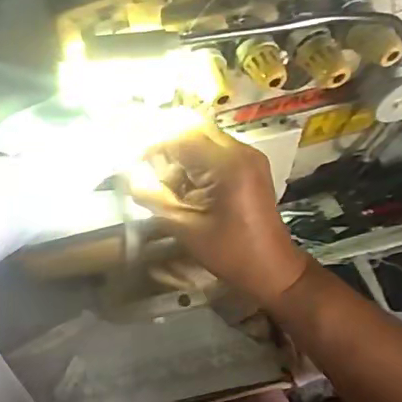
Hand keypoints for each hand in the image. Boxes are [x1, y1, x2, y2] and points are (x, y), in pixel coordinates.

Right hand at [128, 121, 309, 306]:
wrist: (273, 269)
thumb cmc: (231, 252)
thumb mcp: (185, 227)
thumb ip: (154, 198)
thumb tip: (128, 179)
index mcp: (228, 164)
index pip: (182, 137)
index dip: (153, 146)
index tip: (134, 163)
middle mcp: (241, 152)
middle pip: (193, 131)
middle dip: (167, 149)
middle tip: (148, 171)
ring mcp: (248, 157)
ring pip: (202, 140)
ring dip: (181, 157)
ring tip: (168, 186)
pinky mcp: (249, 167)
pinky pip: (214, 153)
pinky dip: (195, 164)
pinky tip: (186, 189)